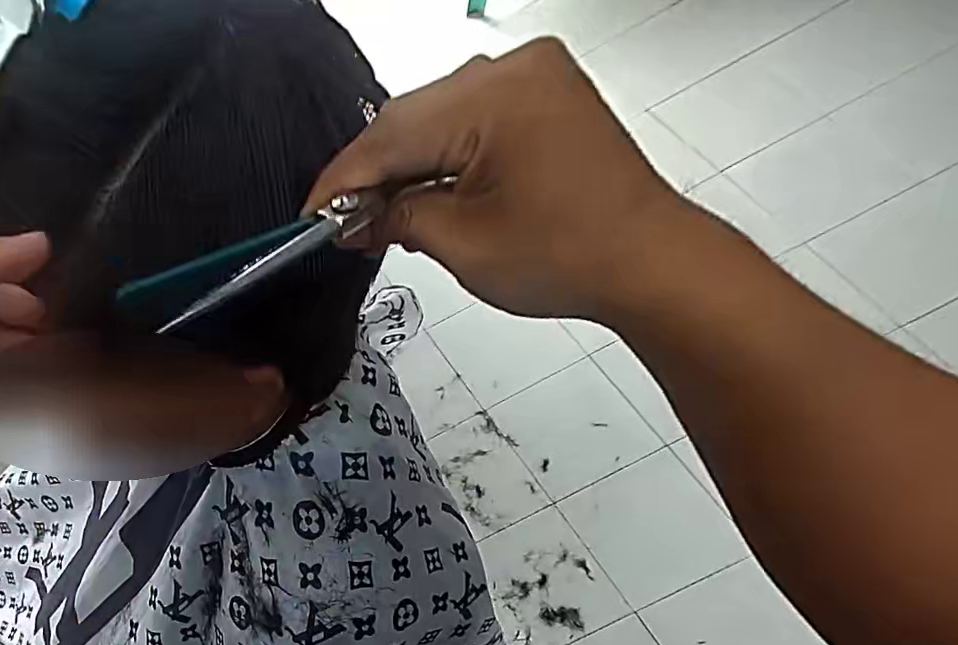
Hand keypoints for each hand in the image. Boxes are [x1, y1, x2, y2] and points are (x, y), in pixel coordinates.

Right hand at [303, 38, 725, 321]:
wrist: (645, 263)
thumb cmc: (566, 258)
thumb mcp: (465, 246)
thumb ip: (403, 219)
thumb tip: (363, 217)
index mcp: (492, 96)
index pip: (390, 134)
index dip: (343, 180)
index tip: (311, 214)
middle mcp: (513, 69)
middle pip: (414, 119)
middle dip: (374, 176)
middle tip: (343, 224)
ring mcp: (536, 79)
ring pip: (443, 120)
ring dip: (409, 168)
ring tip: (379, 218)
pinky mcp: (548, 101)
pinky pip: (477, 123)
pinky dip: (447, 160)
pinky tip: (425, 194)